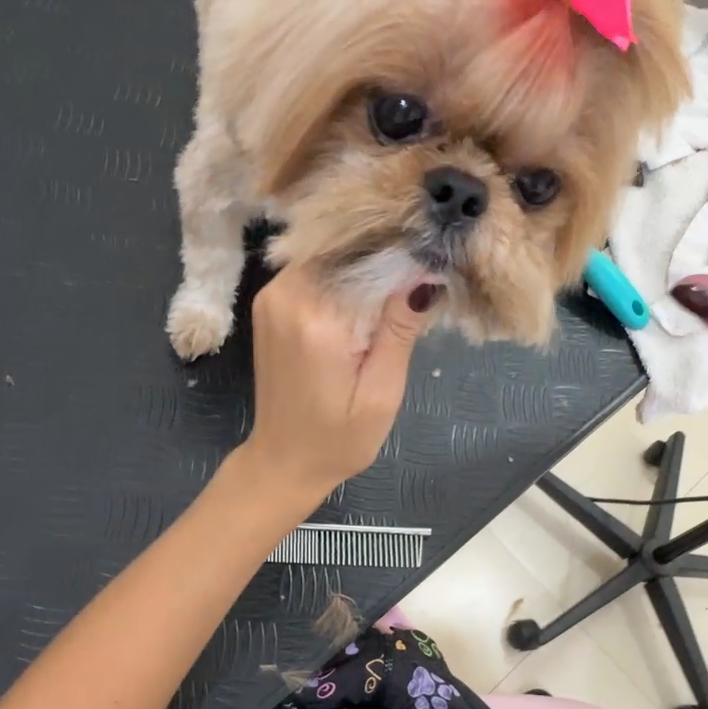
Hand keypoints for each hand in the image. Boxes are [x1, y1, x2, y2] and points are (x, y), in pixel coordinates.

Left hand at [235, 266, 439, 501]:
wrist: (283, 461)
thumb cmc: (337, 440)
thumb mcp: (380, 393)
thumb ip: (400, 329)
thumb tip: (426, 271)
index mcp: (315, 318)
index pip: (370, 256)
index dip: (406, 254)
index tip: (437, 259)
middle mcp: (285, 294)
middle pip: (348, 247)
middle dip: (385, 257)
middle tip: (421, 276)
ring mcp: (272, 295)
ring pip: (332, 254)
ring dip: (365, 266)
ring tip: (396, 291)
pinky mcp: (271, 301)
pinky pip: (315, 271)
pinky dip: (344, 278)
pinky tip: (366, 300)